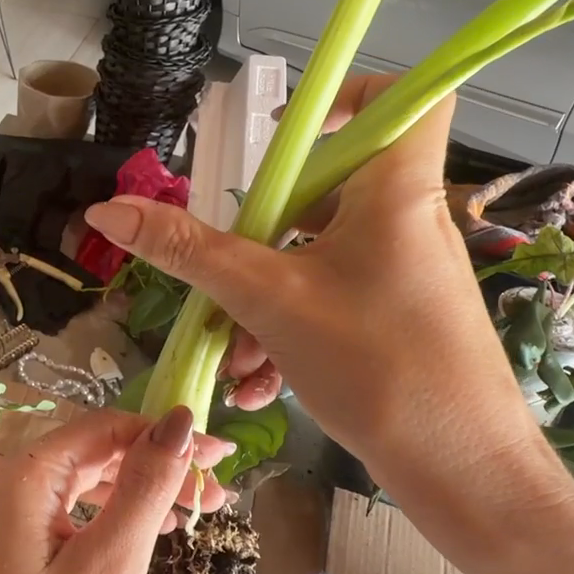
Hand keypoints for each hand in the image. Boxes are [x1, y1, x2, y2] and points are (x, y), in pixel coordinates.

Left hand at [0, 408, 232, 573]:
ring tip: (194, 513)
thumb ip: (144, 489)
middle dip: (155, 463)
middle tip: (219, 491)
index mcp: (18, 477)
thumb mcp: (107, 570)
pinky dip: (108, 516)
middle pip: (91, 452)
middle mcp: (2, 484)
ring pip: (80, 483)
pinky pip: (65, 514)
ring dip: (136, 490)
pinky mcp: (6, 550)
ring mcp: (0, 518)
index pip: (101, 429)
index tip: (223, 454)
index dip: (163, 433)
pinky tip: (146, 531)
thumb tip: (180, 420)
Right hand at [81, 77, 544, 495]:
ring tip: (229, 352)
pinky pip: (330, 298)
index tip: (284, 134)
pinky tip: (254, 382)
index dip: (346, 96)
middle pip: (326, 188)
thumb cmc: (376, 365)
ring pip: (316, 255)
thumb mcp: (266, 299)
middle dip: (260, 233)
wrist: (465, 477)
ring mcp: (404, 272)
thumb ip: (187, 250)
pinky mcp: (399, 317)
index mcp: (394, 192)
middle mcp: (406, 220)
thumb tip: (109, 210)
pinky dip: (287, 327)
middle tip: (224, 266)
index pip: (404, 99)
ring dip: (260, 296)